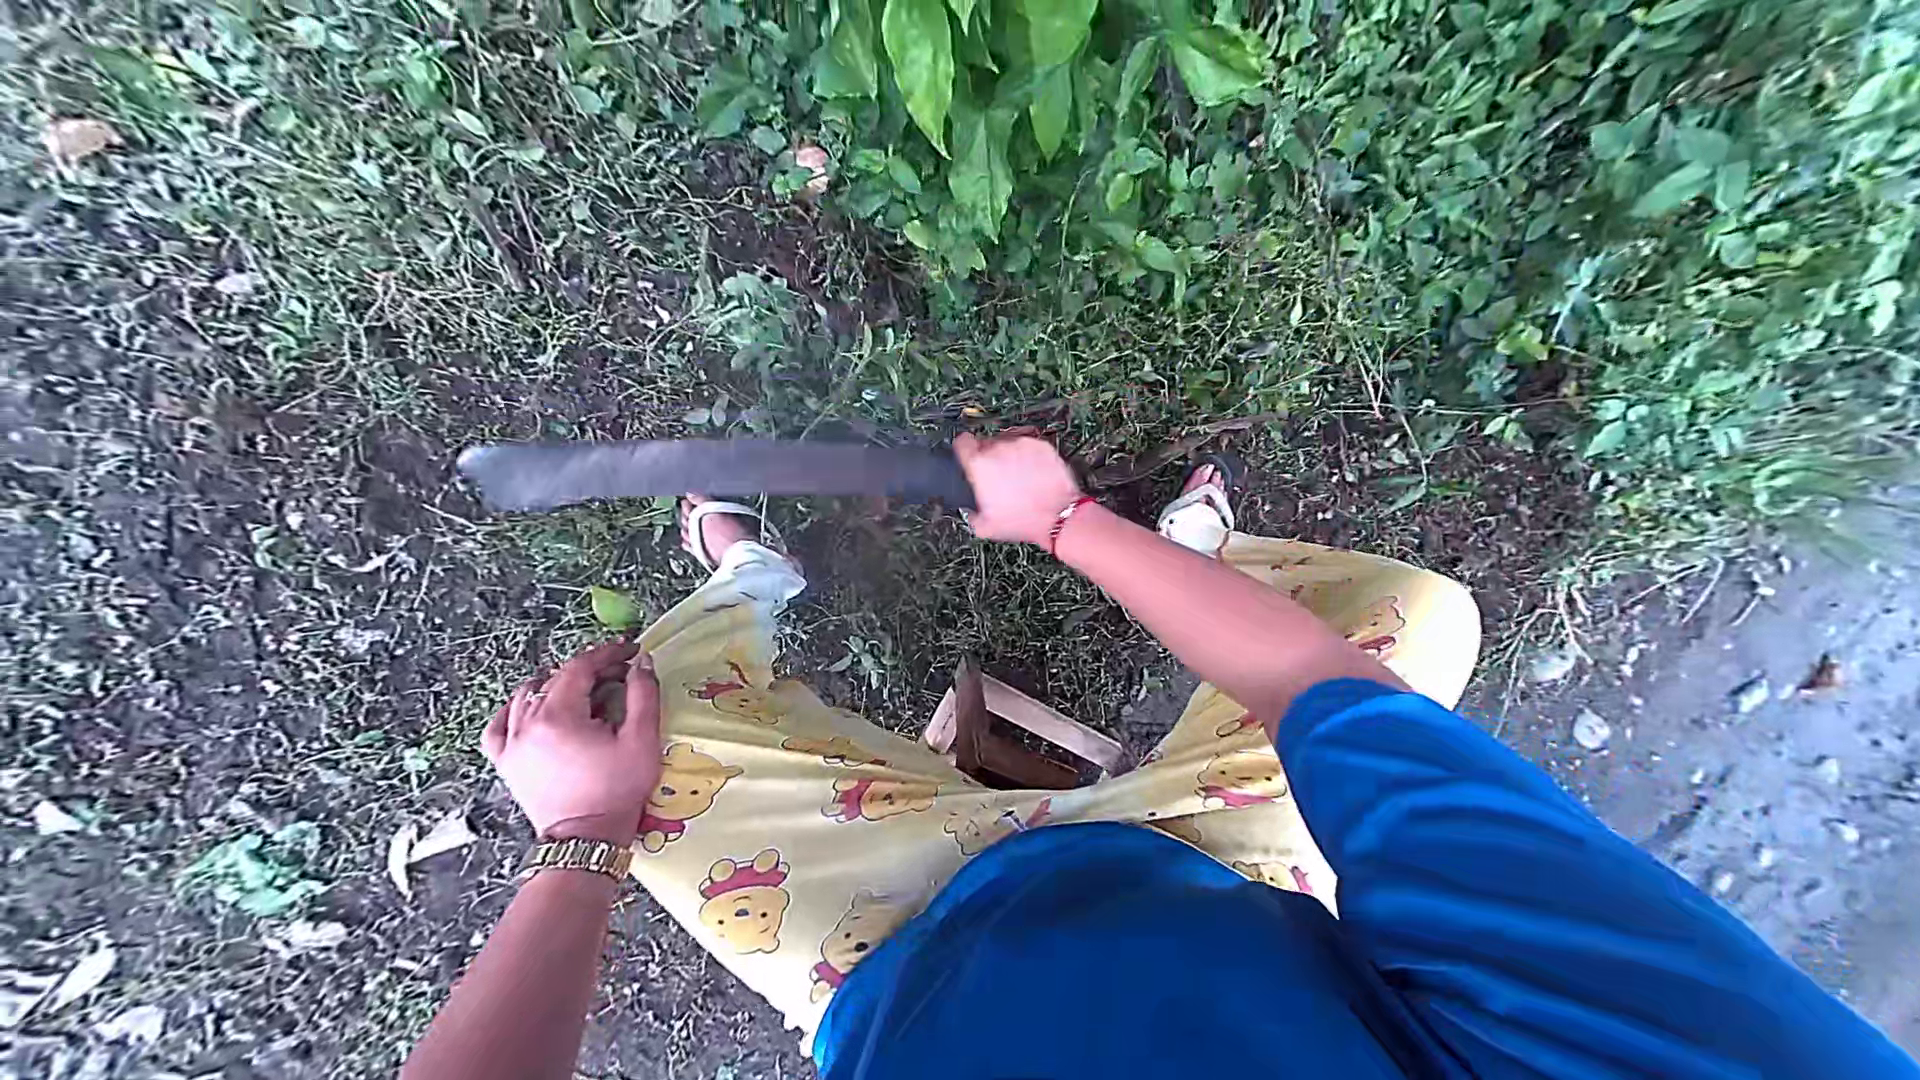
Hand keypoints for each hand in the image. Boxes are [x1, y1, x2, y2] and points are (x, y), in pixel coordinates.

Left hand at [481, 640, 661, 846]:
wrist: (587, 838)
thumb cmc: (619, 788)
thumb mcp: (642, 738)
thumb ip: (643, 693)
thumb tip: (642, 662)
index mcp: (559, 716)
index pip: (580, 667)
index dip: (607, 654)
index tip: (632, 651)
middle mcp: (526, 724)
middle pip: (556, 678)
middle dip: (591, 669)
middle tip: (621, 674)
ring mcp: (511, 744)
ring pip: (529, 695)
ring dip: (559, 684)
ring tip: (587, 691)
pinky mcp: (506, 762)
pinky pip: (500, 725)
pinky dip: (517, 708)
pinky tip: (534, 706)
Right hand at [953, 432, 1082, 546]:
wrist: (1057, 517)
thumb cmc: (1023, 520)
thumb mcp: (984, 526)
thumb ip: (970, 511)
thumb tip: (969, 508)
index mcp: (979, 464)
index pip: (962, 442)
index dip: (964, 450)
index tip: (969, 455)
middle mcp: (998, 449)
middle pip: (986, 443)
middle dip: (990, 457)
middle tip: (998, 477)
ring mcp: (1021, 444)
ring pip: (1008, 442)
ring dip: (1010, 455)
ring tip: (1018, 477)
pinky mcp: (1042, 445)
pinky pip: (1029, 445)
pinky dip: (1029, 455)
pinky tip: (1033, 474)